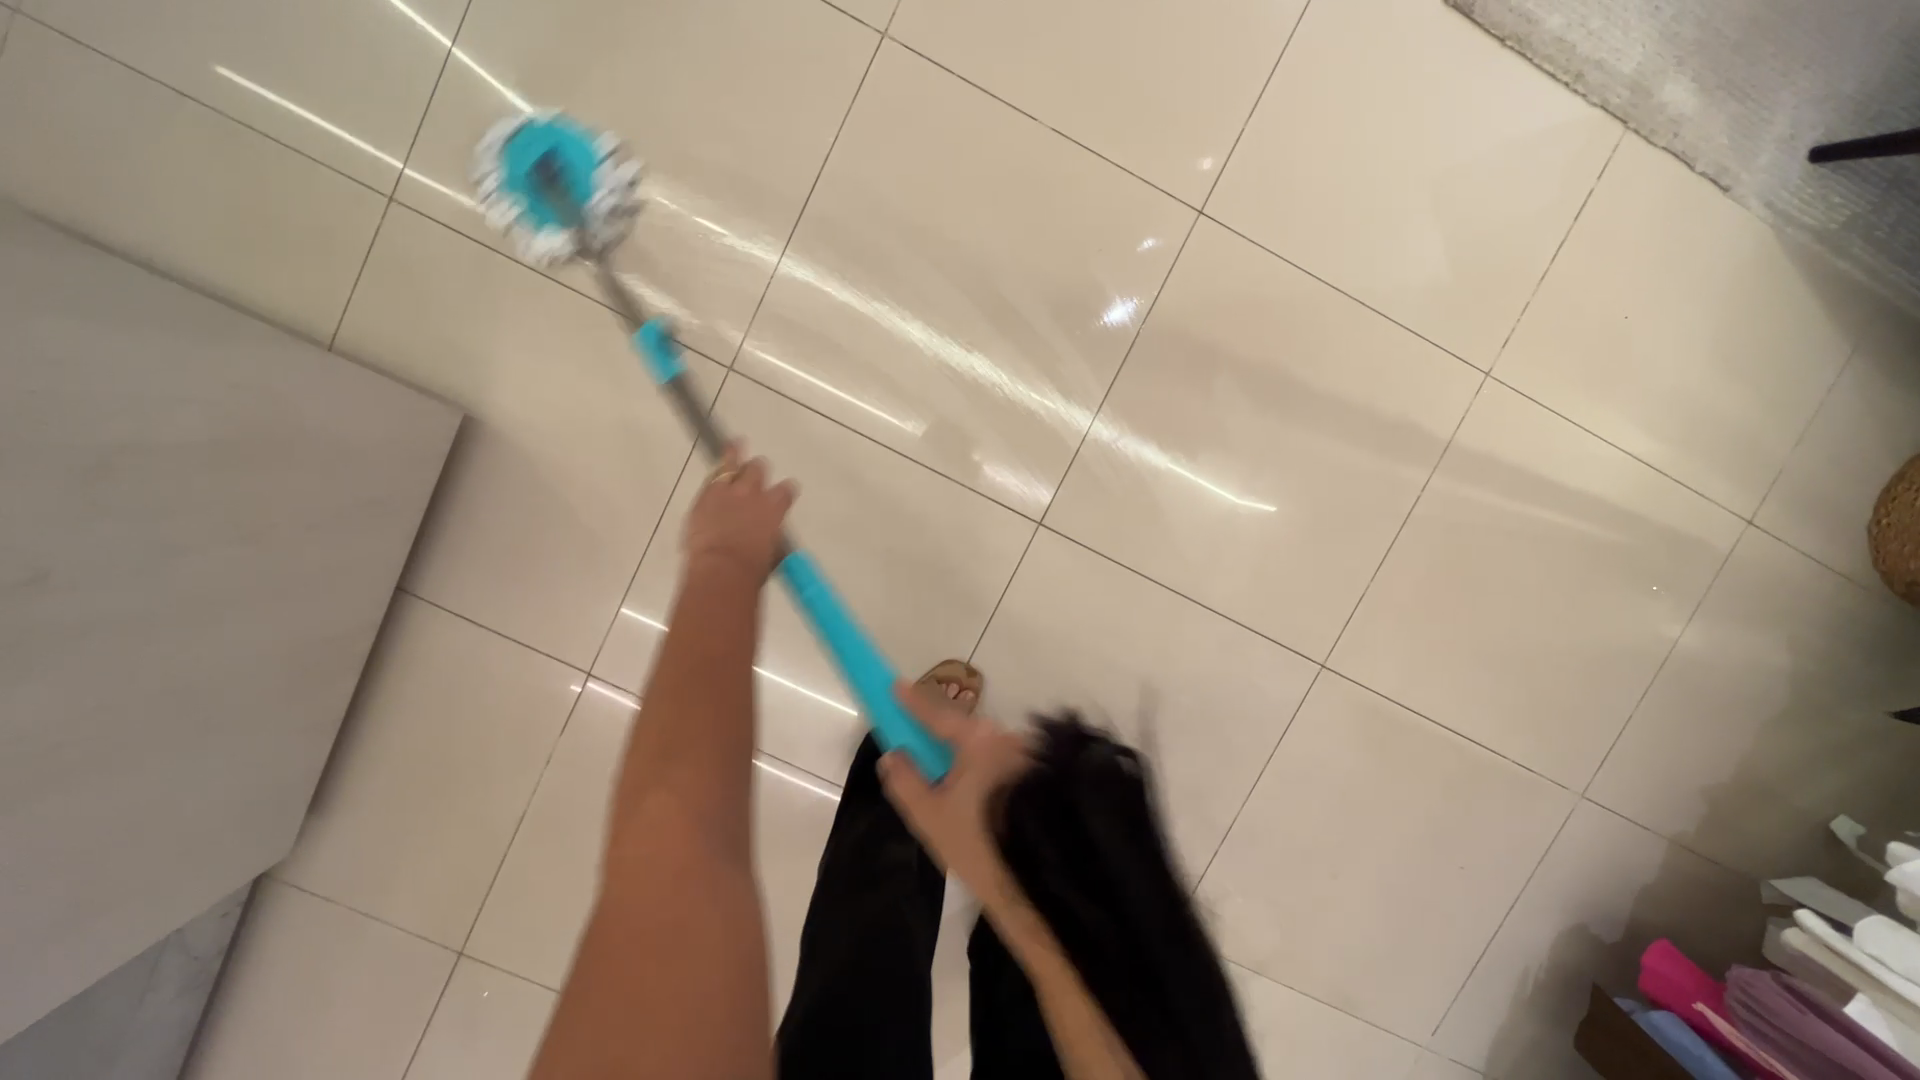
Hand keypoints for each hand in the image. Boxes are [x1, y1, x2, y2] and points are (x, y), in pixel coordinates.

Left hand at [682, 442, 795, 582]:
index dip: (786, 490)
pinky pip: (711, 477)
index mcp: (775, 508)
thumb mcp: (773, 555)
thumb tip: (771, 540)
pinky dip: (715, 473)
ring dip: (735, 453)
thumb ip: (772, 540)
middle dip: (758, 469)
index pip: (786, 490)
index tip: (786, 491)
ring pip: (733, 463)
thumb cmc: (752, 570)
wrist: (721, 569)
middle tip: (757, 469)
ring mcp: (727, 492)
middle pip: (758, 469)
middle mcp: (754, 494)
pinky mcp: (705, 496)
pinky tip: (716, 467)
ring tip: (736, 442)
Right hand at [877, 682, 1033, 905]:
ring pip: (987, 751)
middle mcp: (1008, 739)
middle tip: (920, 755)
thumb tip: (893, 755)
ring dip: (967, 761)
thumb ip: (906, 782)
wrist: (1049, 877)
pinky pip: (1003, 766)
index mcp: (979, 741)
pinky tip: (980, 802)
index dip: (913, 702)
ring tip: (952, 793)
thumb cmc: (984, 845)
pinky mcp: (1045, 777)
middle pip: (965, 732)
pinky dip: (987, 775)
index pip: (937, 715)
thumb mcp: (932, 819)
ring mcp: (1031, 756)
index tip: (896, 686)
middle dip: (941, 739)